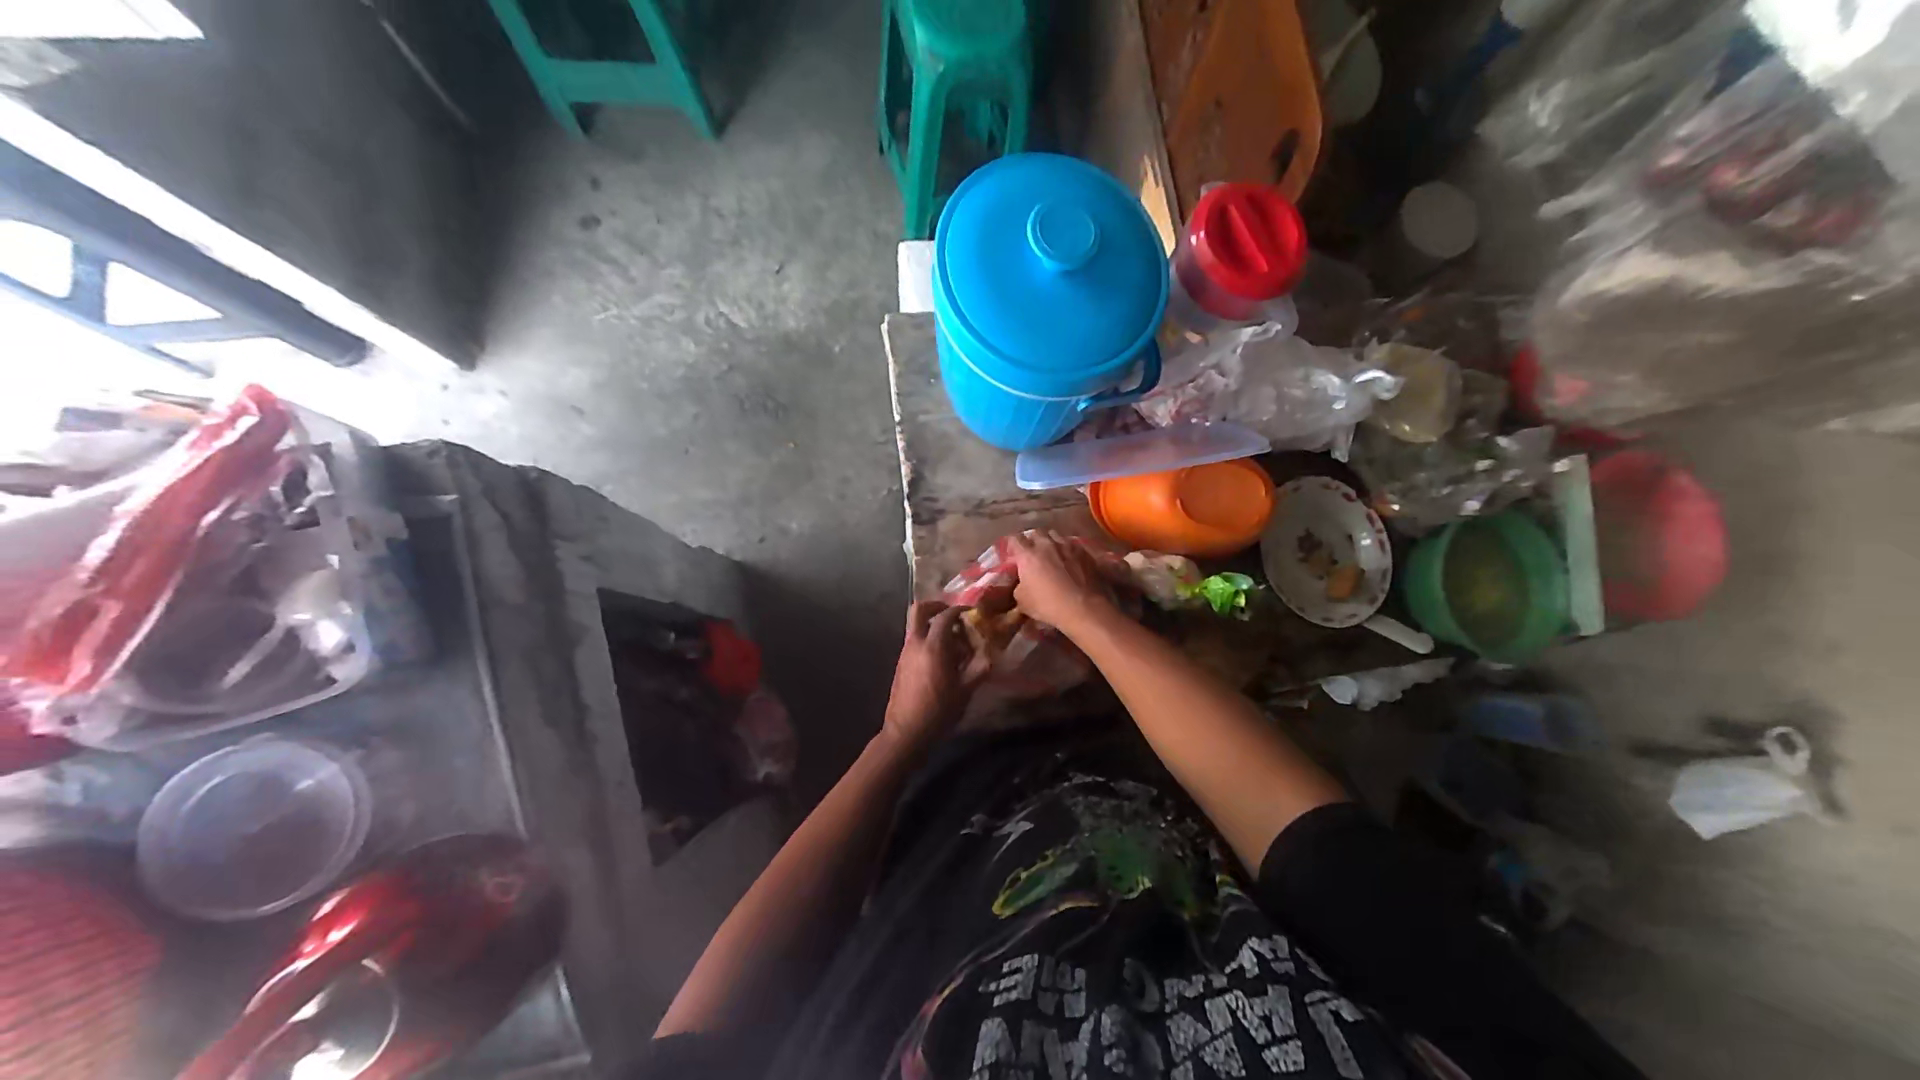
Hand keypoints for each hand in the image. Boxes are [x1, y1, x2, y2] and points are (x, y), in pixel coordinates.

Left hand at [881, 601, 986, 750]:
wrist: (907, 731)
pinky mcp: (901, 663)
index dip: (960, 610)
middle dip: (936, 606)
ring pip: (915, 625)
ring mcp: (905, 652)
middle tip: (953, 614)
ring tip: (952, 640)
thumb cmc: (939, 711)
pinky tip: (941, 658)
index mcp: (933, 646)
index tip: (971, 612)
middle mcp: (916, 643)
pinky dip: (927, 638)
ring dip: (932, 624)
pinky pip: (914, 640)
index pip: (946, 616)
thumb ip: (979, 668)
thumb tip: (989, 654)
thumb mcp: (966, 691)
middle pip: (919, 609)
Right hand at [1008, 531, 1117, 636]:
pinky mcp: (1084, 552)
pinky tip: (1069, 558)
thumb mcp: (1022, 600)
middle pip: (1036, 532)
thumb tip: (1022, 583)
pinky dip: (1068, 549)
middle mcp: (1046, 545)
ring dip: (1051, 541)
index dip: (1012, 544)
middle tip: (1032, 550)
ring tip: (1051, 551)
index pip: (1014, 539)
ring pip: (1055, 535)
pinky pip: (1072, 544)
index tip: (1012, 551)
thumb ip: (1019, 586)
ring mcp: (1067, 546)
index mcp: (1027, 555)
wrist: (1081, 607)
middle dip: (1032, 540)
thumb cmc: (1046, 604)